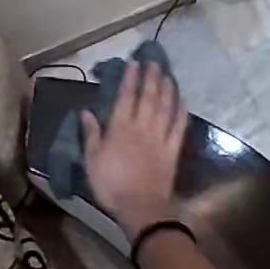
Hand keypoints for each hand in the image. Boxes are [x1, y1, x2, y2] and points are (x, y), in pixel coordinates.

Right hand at [81, 62, 188, 235]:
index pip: (126, 97)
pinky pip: (178, 127)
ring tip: (167, 75)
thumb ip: (91, 134)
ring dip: (167, 89)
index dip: (130, 79)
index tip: (133, 63)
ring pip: (165, 107)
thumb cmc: (111, 185)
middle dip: (151, 78)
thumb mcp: (92, 160)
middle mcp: (142, 127)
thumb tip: (86, 112)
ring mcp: (159, 138)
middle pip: (148, 97)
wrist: (140, 206)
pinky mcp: (172, 150)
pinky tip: (183, 102)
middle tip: (154, 62)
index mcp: (120, 128)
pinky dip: (181, 113)